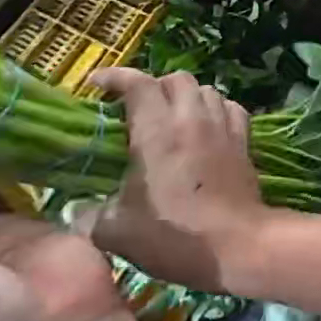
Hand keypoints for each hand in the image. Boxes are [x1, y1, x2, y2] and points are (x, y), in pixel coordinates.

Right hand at [78, 70, 272, 293]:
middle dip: (154, 85)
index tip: (96, 84)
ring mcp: (223, 127)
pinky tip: (208, 126)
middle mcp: (193, 118)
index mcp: (157, 131)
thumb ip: (90, 215)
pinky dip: (217, 109)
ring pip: (207, 90)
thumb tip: (76, 209)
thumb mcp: (116, 232)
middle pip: (176, 79)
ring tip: (172, 116)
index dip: (116, 77)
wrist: (238, 244)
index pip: (138, 84)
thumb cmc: (174, 235)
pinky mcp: (244, 141)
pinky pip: (231, 108)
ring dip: (187, 95)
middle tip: (136, 107)